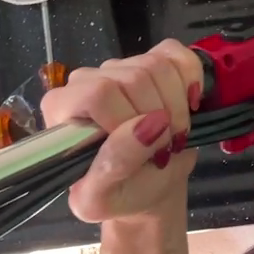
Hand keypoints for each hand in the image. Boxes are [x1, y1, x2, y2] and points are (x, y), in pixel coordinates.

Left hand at [42, 40, 204, 227]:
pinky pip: (177, 54)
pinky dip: (191, 79)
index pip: (99, 92)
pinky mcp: (151, 57)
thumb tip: (146, 126)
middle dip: (160, 116)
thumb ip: (113, 166)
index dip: (129, 120)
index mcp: (62, 107)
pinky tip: (187, 104)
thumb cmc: (120, 194)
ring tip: (172, 133)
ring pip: (158, 64)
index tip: (143, 150)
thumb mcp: (101, 200)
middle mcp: (86, 79)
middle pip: (134, 76)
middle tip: (163, 147)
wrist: (151, 184)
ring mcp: (121, 65)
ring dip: (177, 104)